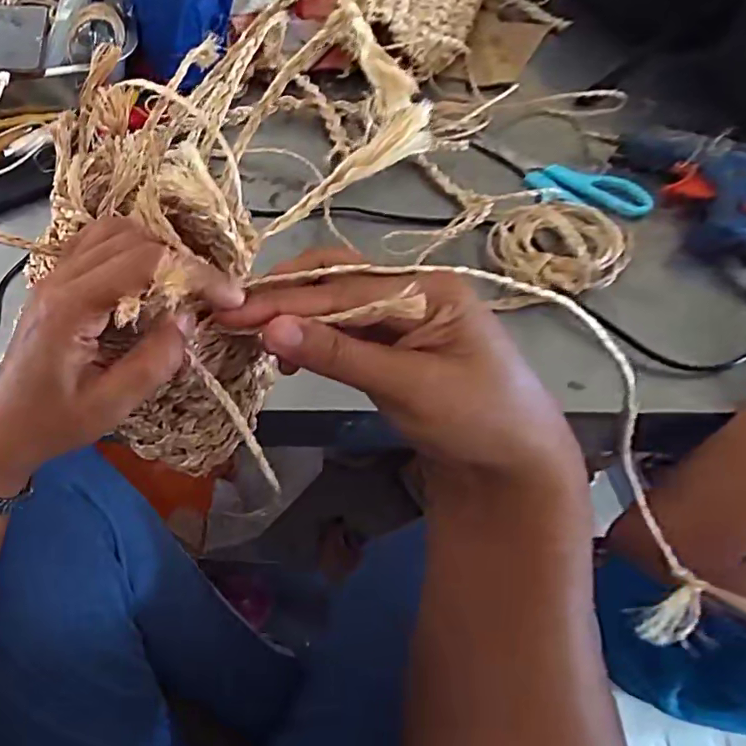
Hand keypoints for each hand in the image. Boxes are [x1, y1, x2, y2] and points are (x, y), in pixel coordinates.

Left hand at [0, 216, 244, 495]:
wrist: (3, 430)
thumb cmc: (52, 424)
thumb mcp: (109, 405)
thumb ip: (153, 362)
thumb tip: (188, 320)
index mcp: (70, 306)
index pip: (144, 261)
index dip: (194, 272)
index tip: (228, 296)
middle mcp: (58, 279)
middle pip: (130, 237)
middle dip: (177, 259)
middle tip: (206, 294)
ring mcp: (51, 277)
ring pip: (110, 232)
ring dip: (152, 249)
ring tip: (179, 286)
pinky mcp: (52, 284)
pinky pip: (92, 245)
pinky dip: (126, 250)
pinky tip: (144, 281)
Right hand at [213, 248, 580, 482]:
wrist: (513, 466)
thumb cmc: (477, 421)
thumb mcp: (408, 386)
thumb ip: (337, 354)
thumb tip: (270, 329)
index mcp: (426, 289)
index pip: (340, 289)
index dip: (284, 301)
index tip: (233, 312)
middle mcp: (409, 291)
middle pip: (333, 279)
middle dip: (282, 295)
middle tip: (233, 314)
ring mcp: (396, 316)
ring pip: (330, 303)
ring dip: (290, 314)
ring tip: (252, 336)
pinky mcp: (385, 343)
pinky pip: (336, 328)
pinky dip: (306, 335)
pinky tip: (287, 354)